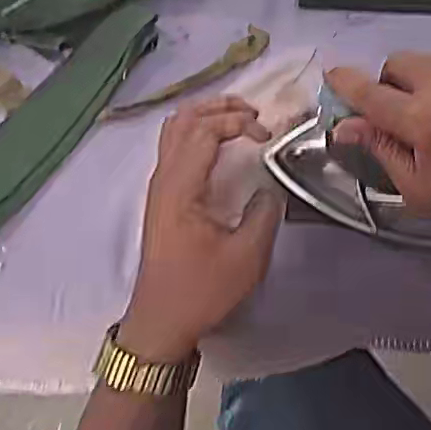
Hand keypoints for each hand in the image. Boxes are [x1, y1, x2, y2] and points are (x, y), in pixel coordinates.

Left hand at [120, 97, 280, 362]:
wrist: (160, 322)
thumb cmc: (201, 290)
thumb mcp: (246, 256)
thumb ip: (265, 212)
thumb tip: (271, 185)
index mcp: (180, 189)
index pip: (204, 131)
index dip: (237, 121)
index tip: (266, 134)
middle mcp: (164, 179)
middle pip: (185, 120)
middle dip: (221, 107)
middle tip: (256, 113)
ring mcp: (159, 185)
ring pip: (175, 128)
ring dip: (207, 115)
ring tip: (241, 118)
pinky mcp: (163, 194)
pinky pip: (175, 144)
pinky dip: (199, 129)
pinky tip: (221, 140)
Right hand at [325, 54, 430, 278]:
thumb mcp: (422, 191)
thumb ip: (381, 150)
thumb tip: (346, 125)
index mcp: (425, 118)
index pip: (370, 92)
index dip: (345, 83)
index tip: (332, 75)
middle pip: (398, 62)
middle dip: (389, 85)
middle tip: (402, 118)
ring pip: (430, 59)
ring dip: (421, 80)